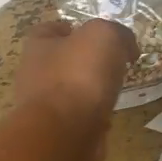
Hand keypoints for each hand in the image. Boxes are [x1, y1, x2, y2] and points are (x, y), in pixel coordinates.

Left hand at [14, 19, 138, 160]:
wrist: (65, 131)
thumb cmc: (79, 74)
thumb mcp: (105, 35)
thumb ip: (117, 33)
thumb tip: (127, 48)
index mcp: (38, 45)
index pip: (51, 28)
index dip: (75, 29)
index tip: (100, 37)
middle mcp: (34, 73)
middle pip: (62, 60)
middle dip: (86, 61)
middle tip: (114, 63)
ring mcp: (42, 105)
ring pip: (70, 90)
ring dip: (90, 90)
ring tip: (115, 90)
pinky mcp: (55, 130)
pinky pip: (77, 116)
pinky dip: (93, 115)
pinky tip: (108, 116)